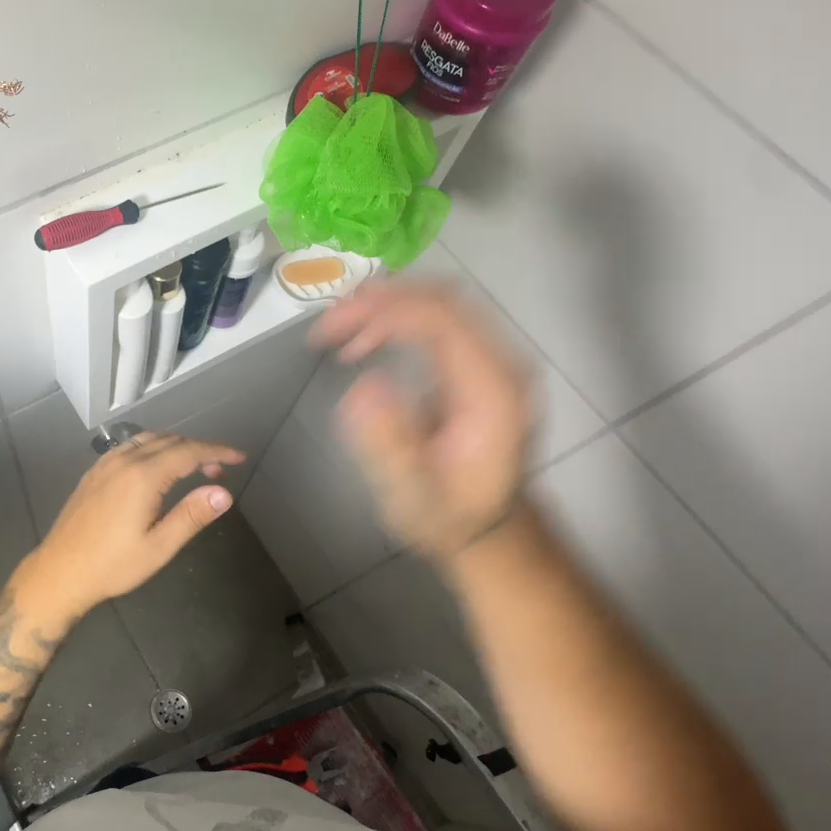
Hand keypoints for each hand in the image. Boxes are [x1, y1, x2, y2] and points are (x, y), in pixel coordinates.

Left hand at [11, 432, 244, 619]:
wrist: (60, 572)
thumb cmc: (112, 565)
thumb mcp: (159, 547)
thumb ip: (192, 516)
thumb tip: (223, 492)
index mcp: (142, 477)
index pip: (188, 452)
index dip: (217, 451)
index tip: (239, 457)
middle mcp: (123, 461)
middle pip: (169, 441)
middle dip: (199, 449)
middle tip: (220, 470)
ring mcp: (105, 464)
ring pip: (148, 439)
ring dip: (175, 446)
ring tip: (195, 466)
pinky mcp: (94, 472)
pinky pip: (129, 447)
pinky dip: (152, 447)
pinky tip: (157, 467)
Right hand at [310, 281, 531, 560]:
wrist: (489, 531)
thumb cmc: (449, 516)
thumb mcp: (413, 494)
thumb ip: (391, 444)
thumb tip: (363, 388)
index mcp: (491, 391)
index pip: (442, 321)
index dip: (385, 311)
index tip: (333, 327)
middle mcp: (501, 366)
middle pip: (443, 300)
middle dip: (381, 299)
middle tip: (329, 321)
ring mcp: (493, 362)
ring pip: (441, 304)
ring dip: (386, 306)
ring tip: (338, 330)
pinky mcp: (478, 366)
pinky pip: (440, 321)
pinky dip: (397, 319)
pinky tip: (364, 341)